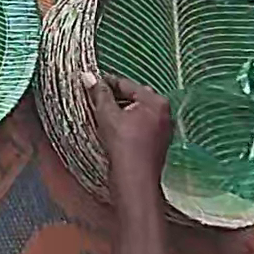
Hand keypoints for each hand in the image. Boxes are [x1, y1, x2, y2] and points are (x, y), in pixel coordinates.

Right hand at [86, 71, 171, 188]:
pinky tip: (114, 129)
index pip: (126, 84)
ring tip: (102, 114)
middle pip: (135, 97)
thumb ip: (99, 93)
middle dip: (115, 97)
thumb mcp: (106, 114)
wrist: (134, 177)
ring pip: (138, 112)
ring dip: (121, 110)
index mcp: (156, 101)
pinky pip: (142, 125)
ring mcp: (164, 128)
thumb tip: (88, 76)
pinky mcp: (159, 142)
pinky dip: (128, 123)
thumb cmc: (123, 144)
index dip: (106, 82)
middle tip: (95, 99)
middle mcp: (165, 112)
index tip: (91, 82)